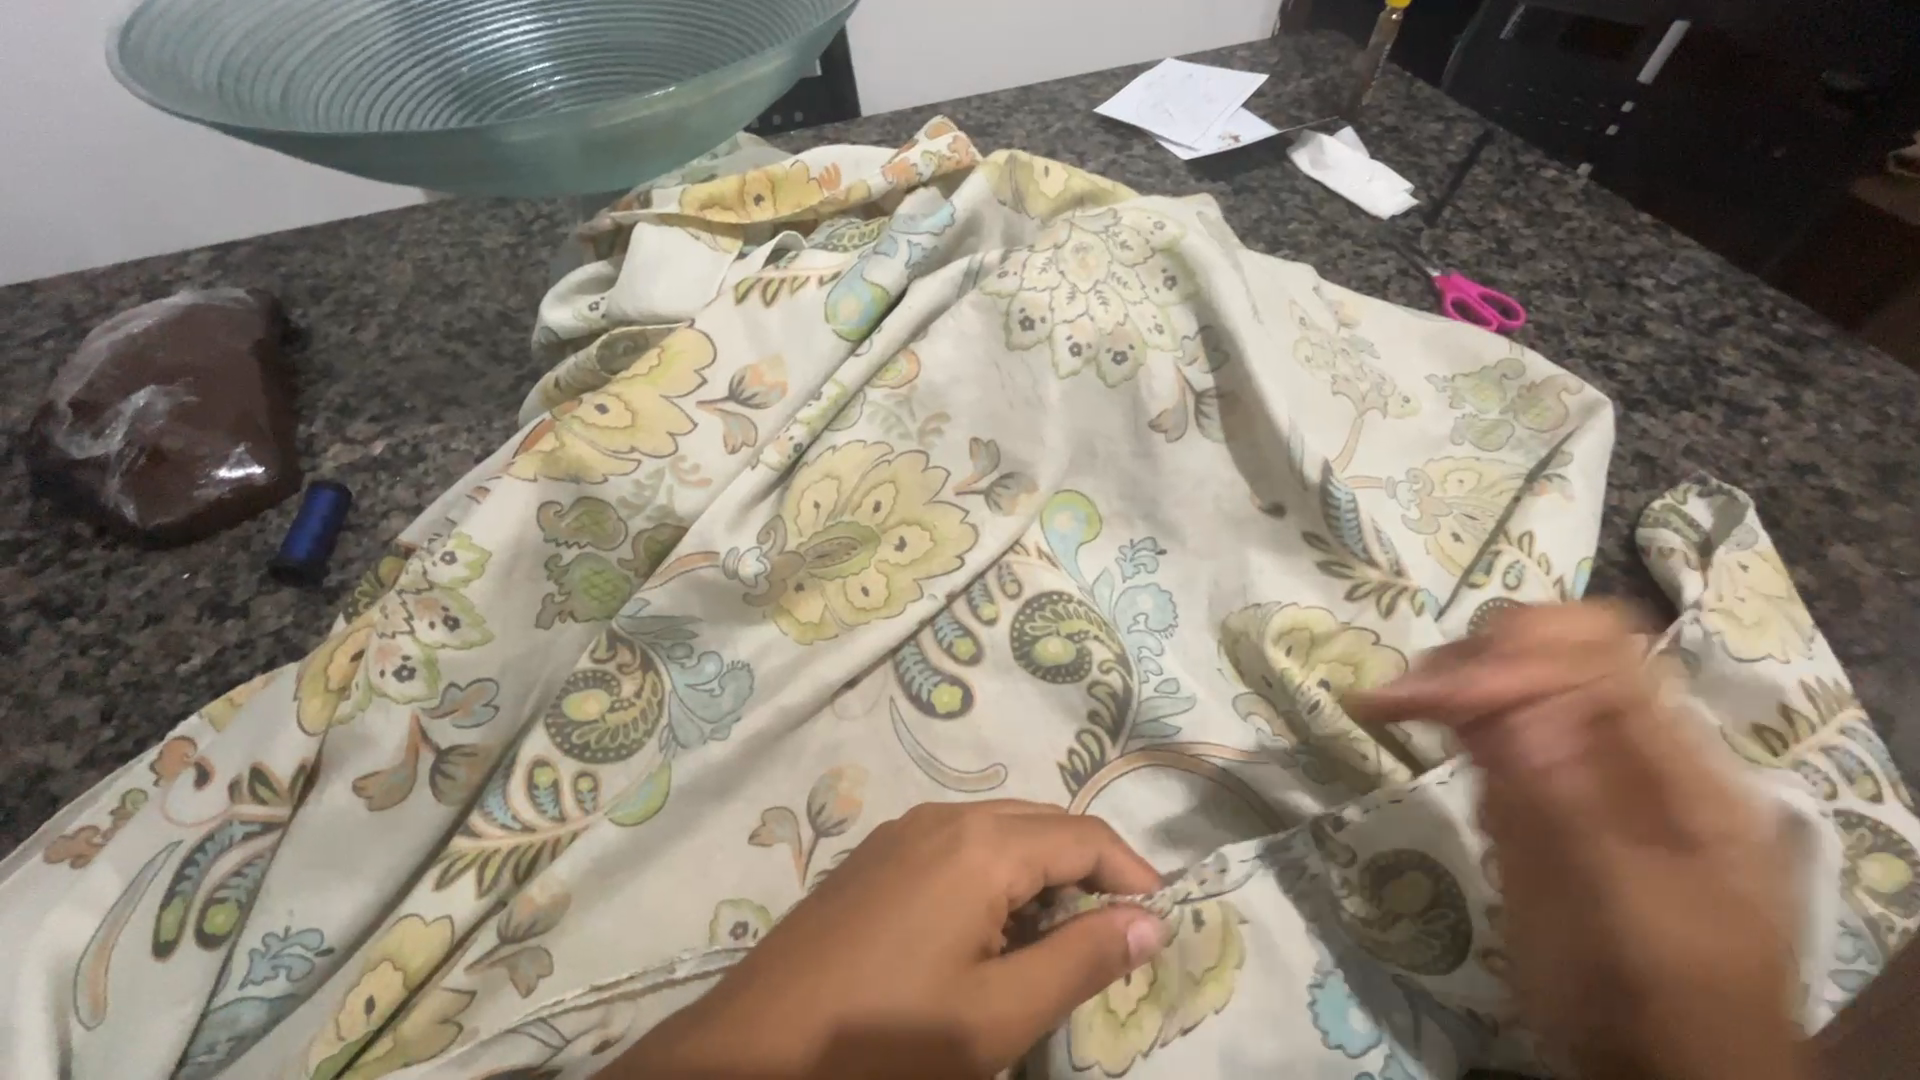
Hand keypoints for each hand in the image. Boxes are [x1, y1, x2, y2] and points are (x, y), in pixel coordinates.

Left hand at [616, 800, 1167, 1078]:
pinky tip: (989, 922)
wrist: (757, 1047)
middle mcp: (945, 816)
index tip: (1162, 916)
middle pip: (1042, 822)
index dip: (1130, 871)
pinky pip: (958, 841)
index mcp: (982, 844)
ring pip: (999, 828)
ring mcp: (903, 829)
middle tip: (1117, 927)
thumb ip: (1081, 960)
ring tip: (1059, 930)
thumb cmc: (888, 1038)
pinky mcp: (876, 854)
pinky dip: (995, 868)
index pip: (1082, 835)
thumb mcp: (999, 1016)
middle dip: (1088, 866)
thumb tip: (1149, 921)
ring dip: (1041, 867)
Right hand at [1352, 602, 1807, 1079]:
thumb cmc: (1652, 1000)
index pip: (1598, 662)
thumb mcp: (1622, 913)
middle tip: (1395, 698)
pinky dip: (1444, 710)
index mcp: (1679, 771)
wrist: (1652, 1065)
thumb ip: (1571, 808)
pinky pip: (1490, 721)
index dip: (1511, 663)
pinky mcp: (1537, 784)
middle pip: (1555, 651)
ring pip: (1515, 675)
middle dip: (1472, 660)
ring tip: (1388, 705)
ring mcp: (1582, 763)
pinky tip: (1404, 720)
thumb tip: (1512, 708)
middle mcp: (1630, 748)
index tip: (1429, 701)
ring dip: (1448, 676)